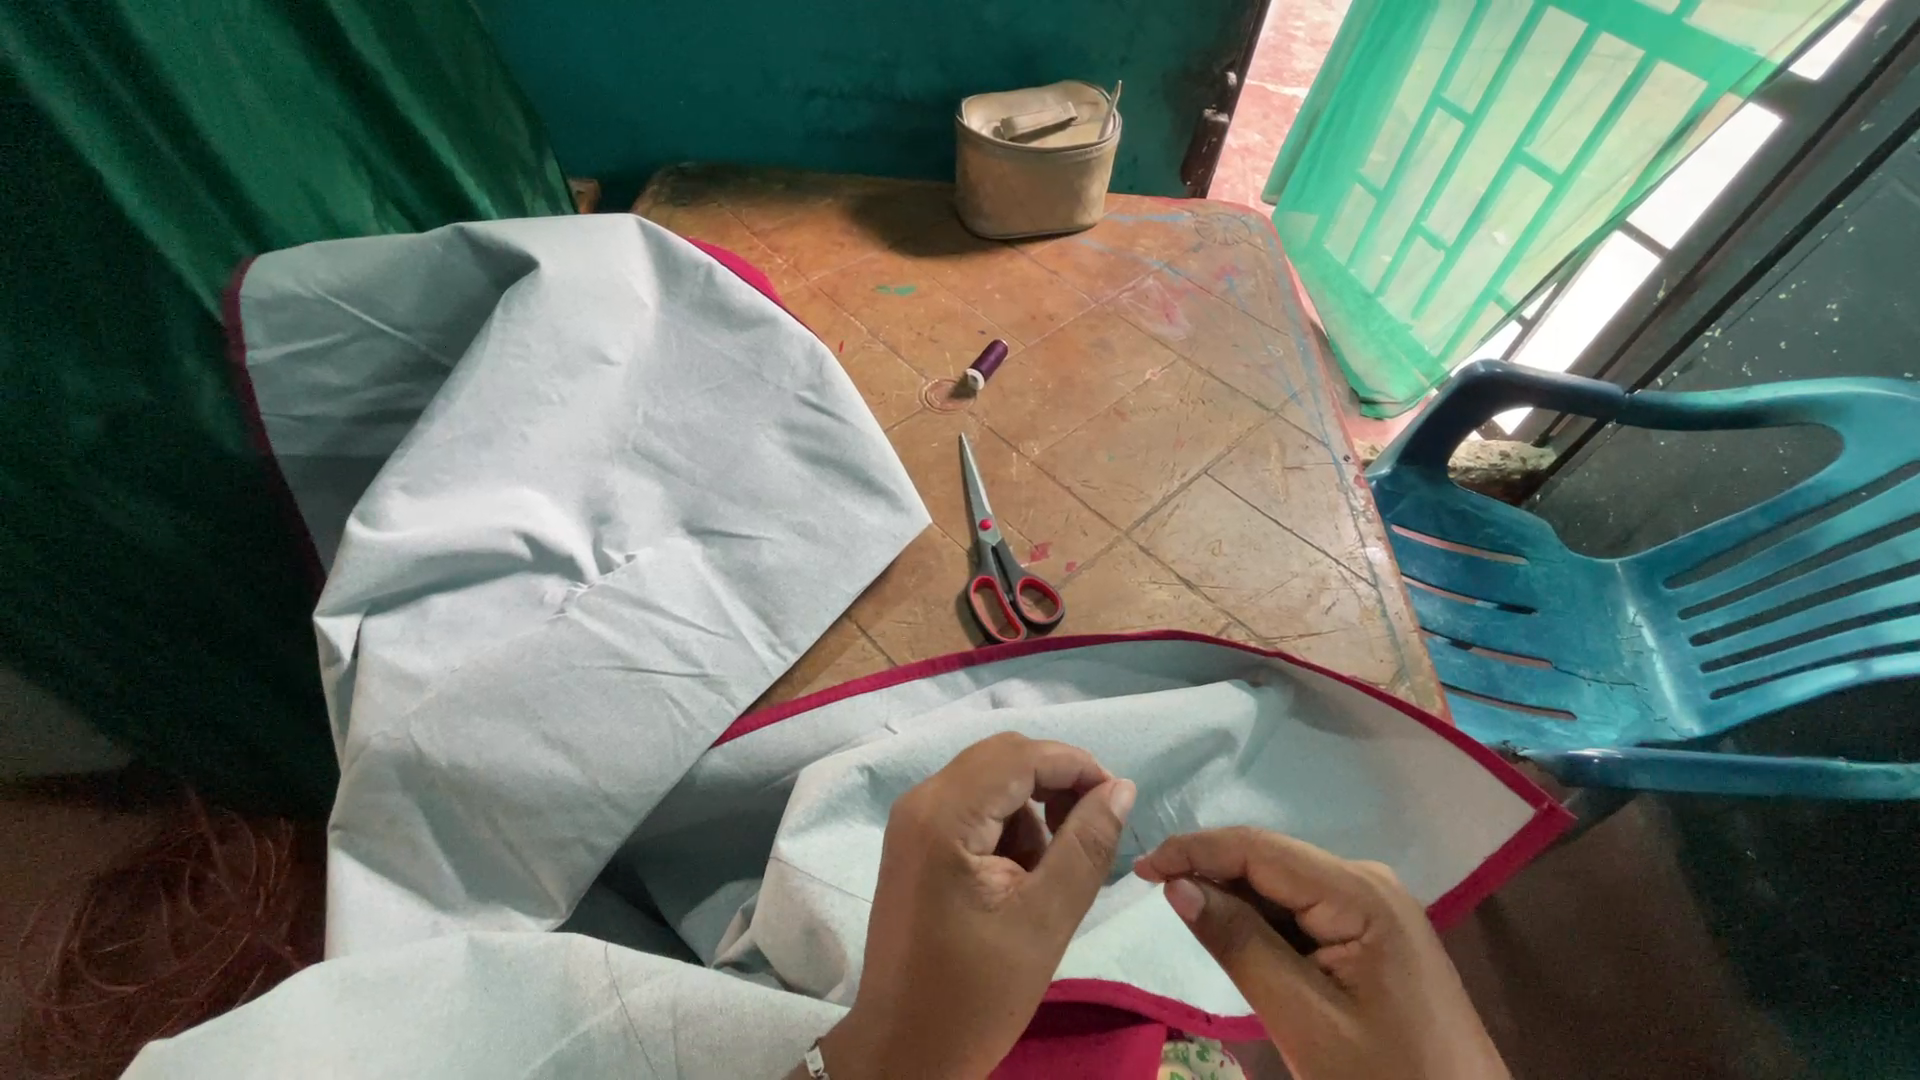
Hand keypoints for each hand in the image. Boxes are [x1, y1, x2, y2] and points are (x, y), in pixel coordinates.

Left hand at [810, 733, 1135, 1079]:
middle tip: (1088, 832)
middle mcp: (921, 801)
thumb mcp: (1046, 920)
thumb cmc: (975, 996)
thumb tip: (1120, 787)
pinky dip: (1007, 826)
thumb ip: (1087, 845)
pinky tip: (1018, 878)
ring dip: (1032, 810)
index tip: (1116, 801)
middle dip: (1054, 784)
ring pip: (990, 780)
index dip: (1075, 766)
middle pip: (1002, 758)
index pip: (1020, 756)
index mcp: (944, 815)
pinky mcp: (915, 840)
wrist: (904, 1052)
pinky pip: (972, 806)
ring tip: (1048, 873)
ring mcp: (912, 820)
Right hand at [1135, 828, 1508, 1079]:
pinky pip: (1300, 910)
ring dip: (1233, 897)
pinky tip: (1235, 936)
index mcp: (1361, 893)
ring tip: (1186, 914)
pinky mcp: (1371, 931)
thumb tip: (1175, 883)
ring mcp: (1373, 906)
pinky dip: (1261, 921)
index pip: (1258, 849)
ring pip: (1280, 885)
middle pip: (1268, 860)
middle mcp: (1368, 881)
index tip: (1139, 870)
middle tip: (1153, 894)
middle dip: (1210, 871)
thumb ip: (1238, 942)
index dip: (1194, 851)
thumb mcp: (1304, 1020)